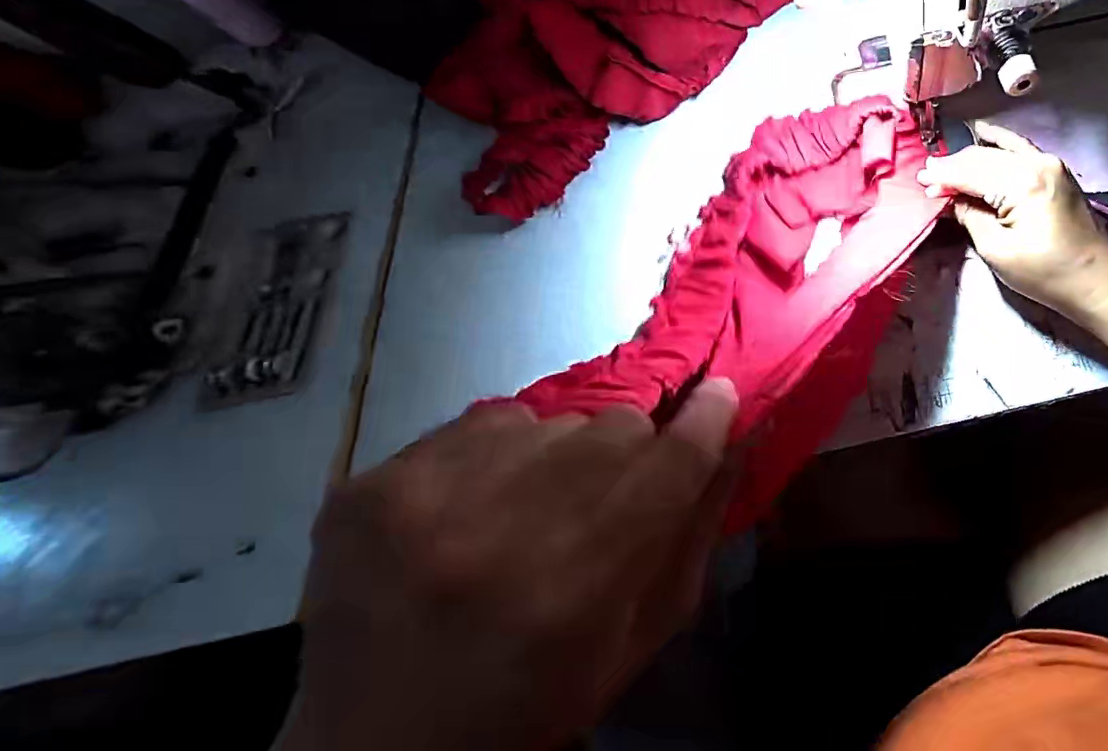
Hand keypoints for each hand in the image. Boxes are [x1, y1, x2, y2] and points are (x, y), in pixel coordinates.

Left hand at [277, 380, 739, 750]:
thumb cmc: (530, 701)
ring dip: (557, 454)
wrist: (374, 747)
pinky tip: (472, 505)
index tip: (718, 392)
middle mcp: (506, 525)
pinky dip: (496, 452)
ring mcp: (432, 494)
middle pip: (616, 426)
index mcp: (579, 582)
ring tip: (524, 510)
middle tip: (598, 499)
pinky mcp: (379, 478)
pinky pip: (482, 422)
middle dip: (625, 454)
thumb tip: (733, 440)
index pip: (673, 460)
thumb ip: (691, 536)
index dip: (706, 417)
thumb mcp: (633, 643)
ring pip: (550, 417)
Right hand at [916, 121, 1107, 317]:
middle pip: (981, 158)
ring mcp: (1049, 163)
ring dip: (970, 159)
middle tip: (928, 180)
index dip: (942, 177)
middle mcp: (1037, 163)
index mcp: (1022, 183)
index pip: (970, 172)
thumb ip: (969, 215)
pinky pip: (1019, 148)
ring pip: (997, 151)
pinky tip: (982, 133)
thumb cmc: (1044, 272)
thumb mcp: (996, 249)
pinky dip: (998, 142)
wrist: (1096, 280)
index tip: (919, 182)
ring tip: (945, 168)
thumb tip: (946, 196)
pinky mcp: (1055, 169)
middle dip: (952, 168)